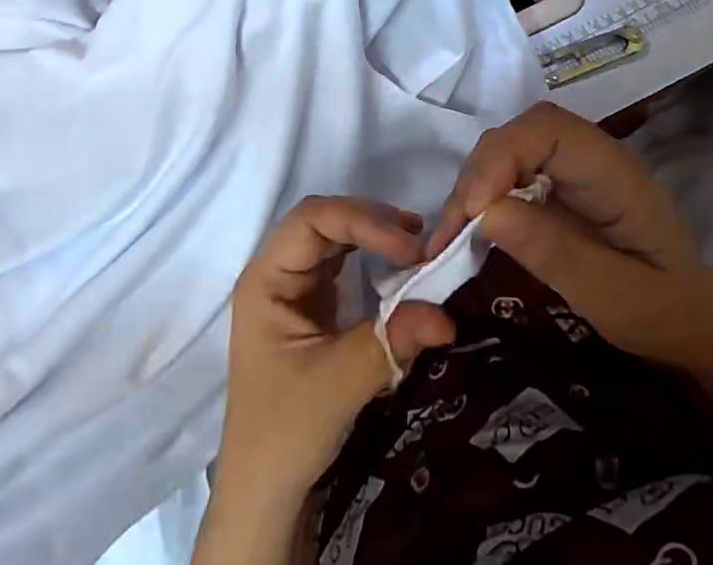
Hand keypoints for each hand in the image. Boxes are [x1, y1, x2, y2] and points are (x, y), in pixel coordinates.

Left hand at [219, 196, 455, 504]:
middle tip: (420, 241)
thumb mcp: (339, 384)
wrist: (266, 492)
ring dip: (375, 234)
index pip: (313, 220)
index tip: (410, 248)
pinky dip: (375, 257)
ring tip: (416, 246)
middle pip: (324, 221)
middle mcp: (277, 274)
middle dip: (372, 222)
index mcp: (266, 280)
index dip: (362, 221)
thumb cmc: (285, 433)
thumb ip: (389, 341)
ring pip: (335, 238)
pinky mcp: (316, 308)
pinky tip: (401, 265)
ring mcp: (296, 289)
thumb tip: (447, 314)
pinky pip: (345, 265)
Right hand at [428, 102, 712, 368]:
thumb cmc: (662, 311)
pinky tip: (466, 231)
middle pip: (521, 133)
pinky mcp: (557, 184)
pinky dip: (480, 197)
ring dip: (473, 186)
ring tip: (449, 237)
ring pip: (508, 148)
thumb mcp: (615, 298)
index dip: (502, 158)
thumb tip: (486, 213)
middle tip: (450, 232)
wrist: (689, 317)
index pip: (550, 131)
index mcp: (616, 175)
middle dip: (479, 174)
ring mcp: (572, 168)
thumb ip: (557, 253)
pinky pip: (510, 171)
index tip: (472, 212)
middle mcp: (592, 157)